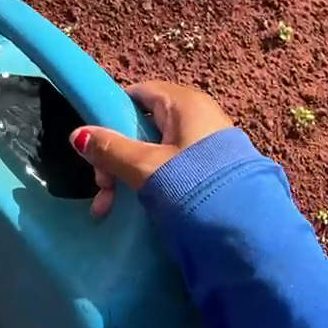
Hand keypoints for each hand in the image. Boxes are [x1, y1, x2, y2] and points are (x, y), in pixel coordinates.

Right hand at [69, 81, 234, 218]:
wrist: (249, 233)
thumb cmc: (193, 187)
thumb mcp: (145, 167)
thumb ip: (109, 149)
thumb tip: (77, 134)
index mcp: (185, 105)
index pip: (138, 93)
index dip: (110, 113)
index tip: (93, 142)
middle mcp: (197, 119)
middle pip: (141, 128)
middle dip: (113, 157)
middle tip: (102, 186)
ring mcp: (204, 148)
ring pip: (151, 153)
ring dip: (124, 176)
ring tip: (107, 207)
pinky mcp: (208, 174)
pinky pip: (167, 170)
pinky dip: (146, 185)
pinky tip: (128, 210)